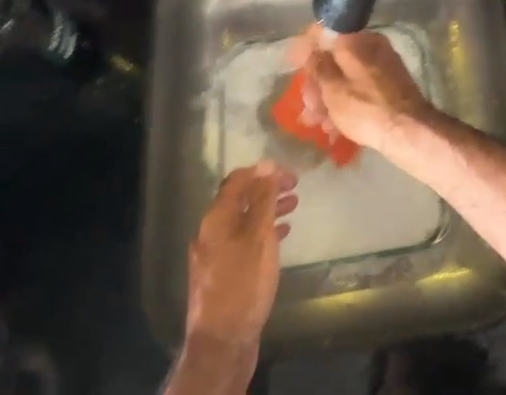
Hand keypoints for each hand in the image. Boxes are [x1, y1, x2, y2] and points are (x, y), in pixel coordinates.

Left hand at [185, 161, 297, 347]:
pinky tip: (282, 235)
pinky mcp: (222, 273)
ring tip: (293, 206)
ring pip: (243, 220)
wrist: (222, 341)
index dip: (263, 172)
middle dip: (266, 189)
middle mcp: (210, 232)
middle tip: (295, 186)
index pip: (237, 180)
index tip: (289, 173)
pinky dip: (262, 231)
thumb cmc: (243, 284)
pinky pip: (243, 240)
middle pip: (239, 199)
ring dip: (266, 209)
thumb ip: (262, 200)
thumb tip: (266, 165)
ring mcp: (214, 254)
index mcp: (216, 218)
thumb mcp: (258, 237)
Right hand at [302, 29, 435, 151]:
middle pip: (334, 58)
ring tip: (317, 124)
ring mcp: (382, 65)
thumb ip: (317, 66)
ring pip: (346, 76)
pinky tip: (335, 127)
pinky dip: (346, 102)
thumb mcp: (333, 90)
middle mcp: (370, 46)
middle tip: (307, 109)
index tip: (294, 69)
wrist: (409, 131)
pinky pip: (360, 87)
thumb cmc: (366, 109)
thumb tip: (303, 45)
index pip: (323, 33)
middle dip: (317, 84)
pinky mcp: (389, 84)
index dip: (305, 50)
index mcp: (355, 41)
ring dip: (328, 98)